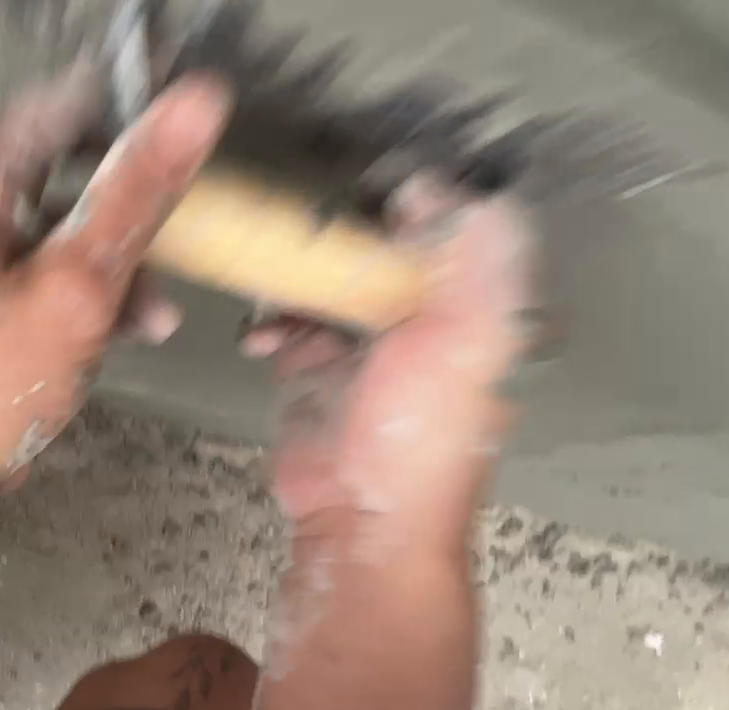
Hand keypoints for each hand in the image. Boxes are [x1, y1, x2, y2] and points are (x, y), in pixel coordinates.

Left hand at [0, 67, 232, 505]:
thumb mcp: (76, 290)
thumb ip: (134, 198)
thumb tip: (198, 104)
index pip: (62, 109)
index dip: (130, 123)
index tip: (182, 157)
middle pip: (71, 173)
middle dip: (129, 215)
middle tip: (173, 242)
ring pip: (70, 231)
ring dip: (120, 268)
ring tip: (155, 316)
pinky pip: (53, 275)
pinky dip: (92, 298)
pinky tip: (130, 331)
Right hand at [243, 176, 536, 551]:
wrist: (359, 516)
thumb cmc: (419, 434)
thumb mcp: (467, 339)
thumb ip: (467, 257)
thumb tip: (428, 184)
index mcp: (469, 305)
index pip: (444, 225)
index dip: (411, 195)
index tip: (363, 173)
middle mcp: (417, 320)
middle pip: (378, 250)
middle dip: (339, 234)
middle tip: (301, 223)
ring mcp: (358, 349)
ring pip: (327, 285)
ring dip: (297, 281)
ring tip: (273, 285)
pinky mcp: (308, 376)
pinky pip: (286, 331)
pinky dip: (269, 327)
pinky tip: (259, 339)